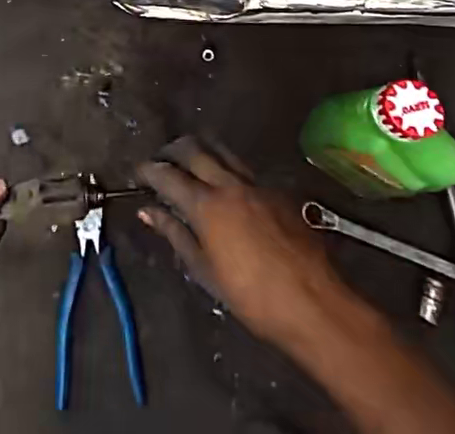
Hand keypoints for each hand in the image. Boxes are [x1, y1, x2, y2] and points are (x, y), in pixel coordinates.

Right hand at [136, 137, 346, 347]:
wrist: (316, 305)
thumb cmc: (253, 297)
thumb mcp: (205, 270)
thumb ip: (175, 233)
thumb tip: (147, 211)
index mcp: (207, 205)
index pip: (168, 175)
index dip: (149, 170)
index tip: (138, 172)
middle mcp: (230, 185)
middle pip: (194, 148)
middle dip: (172, 150)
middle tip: (162, 161)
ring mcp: (258, 185)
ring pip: (222, 151)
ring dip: (202, 151)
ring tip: (192, 165)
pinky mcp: (280, 192)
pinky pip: (246, 170)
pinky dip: (228, 170)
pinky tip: (228, 190)